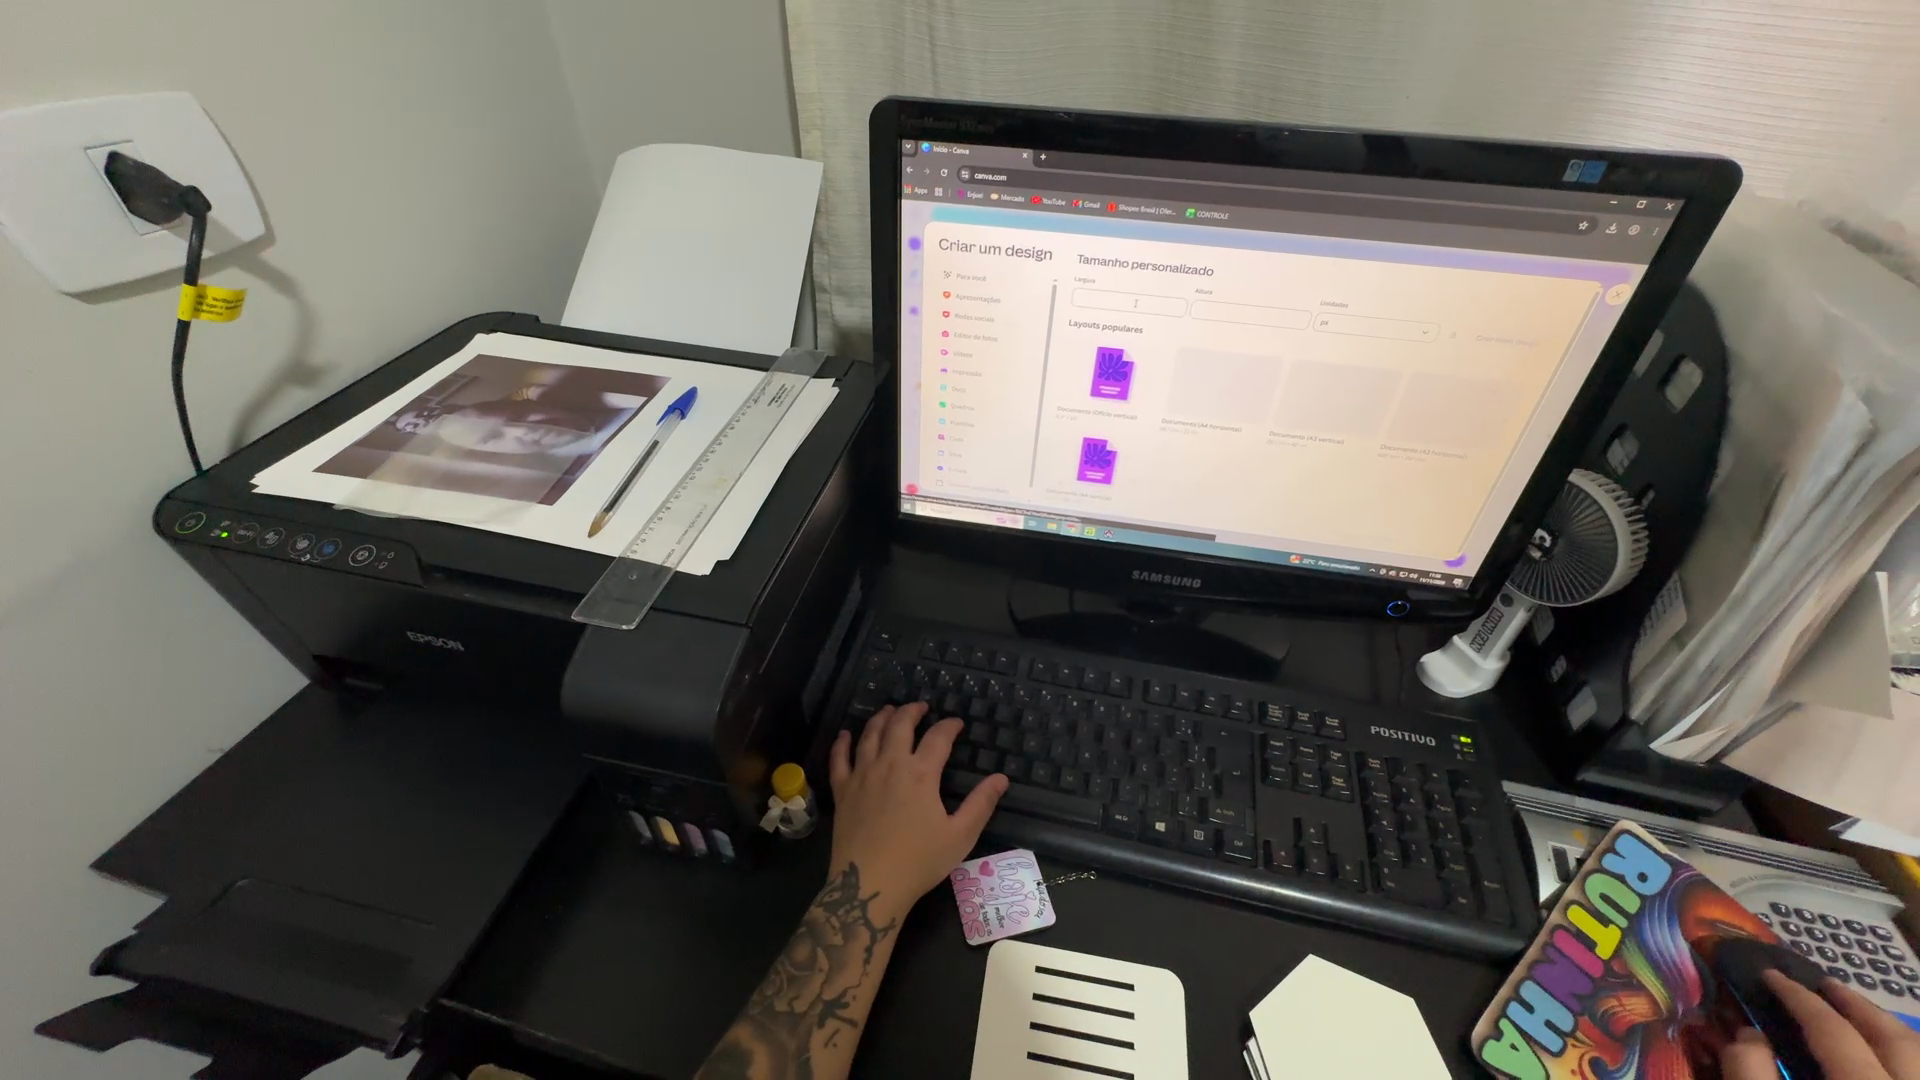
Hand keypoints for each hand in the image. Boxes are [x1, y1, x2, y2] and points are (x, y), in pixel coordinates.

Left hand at [827, 702, 1008, 905]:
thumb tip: (1001, 778)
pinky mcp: (842, 791)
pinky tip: (845, 735)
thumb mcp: (960, 836)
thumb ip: (981, 804)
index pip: (938, 737)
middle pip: (899, 725)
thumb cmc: (919, 861)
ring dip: (881, 718)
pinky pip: (839, 759)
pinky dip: (842, 743)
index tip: (957, 723)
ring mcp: (862, 776)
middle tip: (921, 706)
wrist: (869, 884)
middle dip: (912, 711)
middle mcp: (890, 765)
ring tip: (889, 710)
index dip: (949, 726)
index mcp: (921, 773)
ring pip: (870, 735)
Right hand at [1721, 972, 1919, 1079]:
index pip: (1831, 1029)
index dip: (1798, 996)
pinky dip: (1906, 1053)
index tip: (1770, 974)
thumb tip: (1750, 1034)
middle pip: (1895, 1039)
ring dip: (1888, 1026)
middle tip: (1824, 982)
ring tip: (1858, 1011)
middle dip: (1857, 1004)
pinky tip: (1883, 1049)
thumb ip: (1753, 1072)